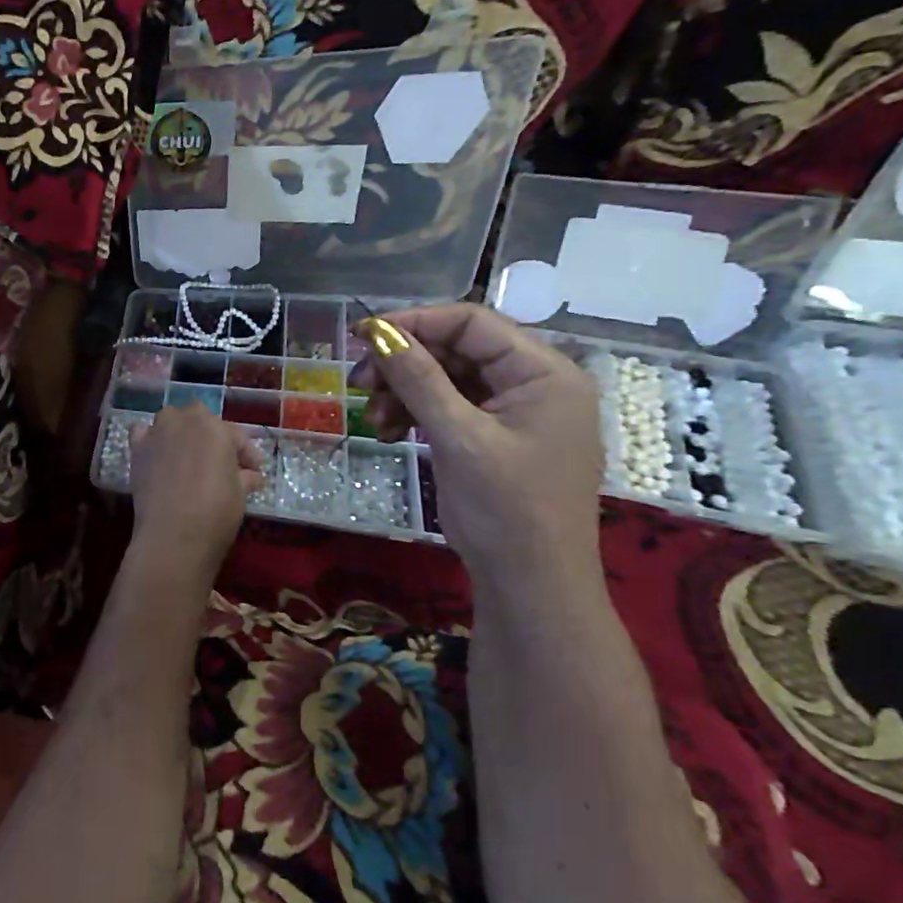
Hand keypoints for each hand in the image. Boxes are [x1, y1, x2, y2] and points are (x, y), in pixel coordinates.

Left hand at [128, 403, 265, 578]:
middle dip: (211, 435)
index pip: (235, 435)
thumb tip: (250, 476)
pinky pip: (143, 432)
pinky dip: (150, 438)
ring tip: (189, 456)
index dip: (246, 453)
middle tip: (220, 460)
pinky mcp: (137, 449)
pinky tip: (158, 454)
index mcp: (215, 428)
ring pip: (170, 420)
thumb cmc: (215, 512)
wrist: (173, 534)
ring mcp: (157, 432)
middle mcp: (184, 421)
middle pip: (200, 418)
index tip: (254, 471)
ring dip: (181, 431)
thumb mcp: (240, 493)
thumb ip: (244, 477)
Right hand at [348, 304, 602, 574]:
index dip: (415, 322)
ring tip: (373, 420)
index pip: (473, 323)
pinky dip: (414, 415)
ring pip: (445, 379)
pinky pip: (446, 408)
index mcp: (544, 373)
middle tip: (358, 383)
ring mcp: (512, 411)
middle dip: (403, 364)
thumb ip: (419, 379)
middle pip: (456, 350)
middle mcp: (532, 383)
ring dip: (402, 393)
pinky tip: (388, 433)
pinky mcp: (491, 436)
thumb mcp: (458, 437)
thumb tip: (379, 333)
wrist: (529, 580)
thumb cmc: (505, 506)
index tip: (362, 335)